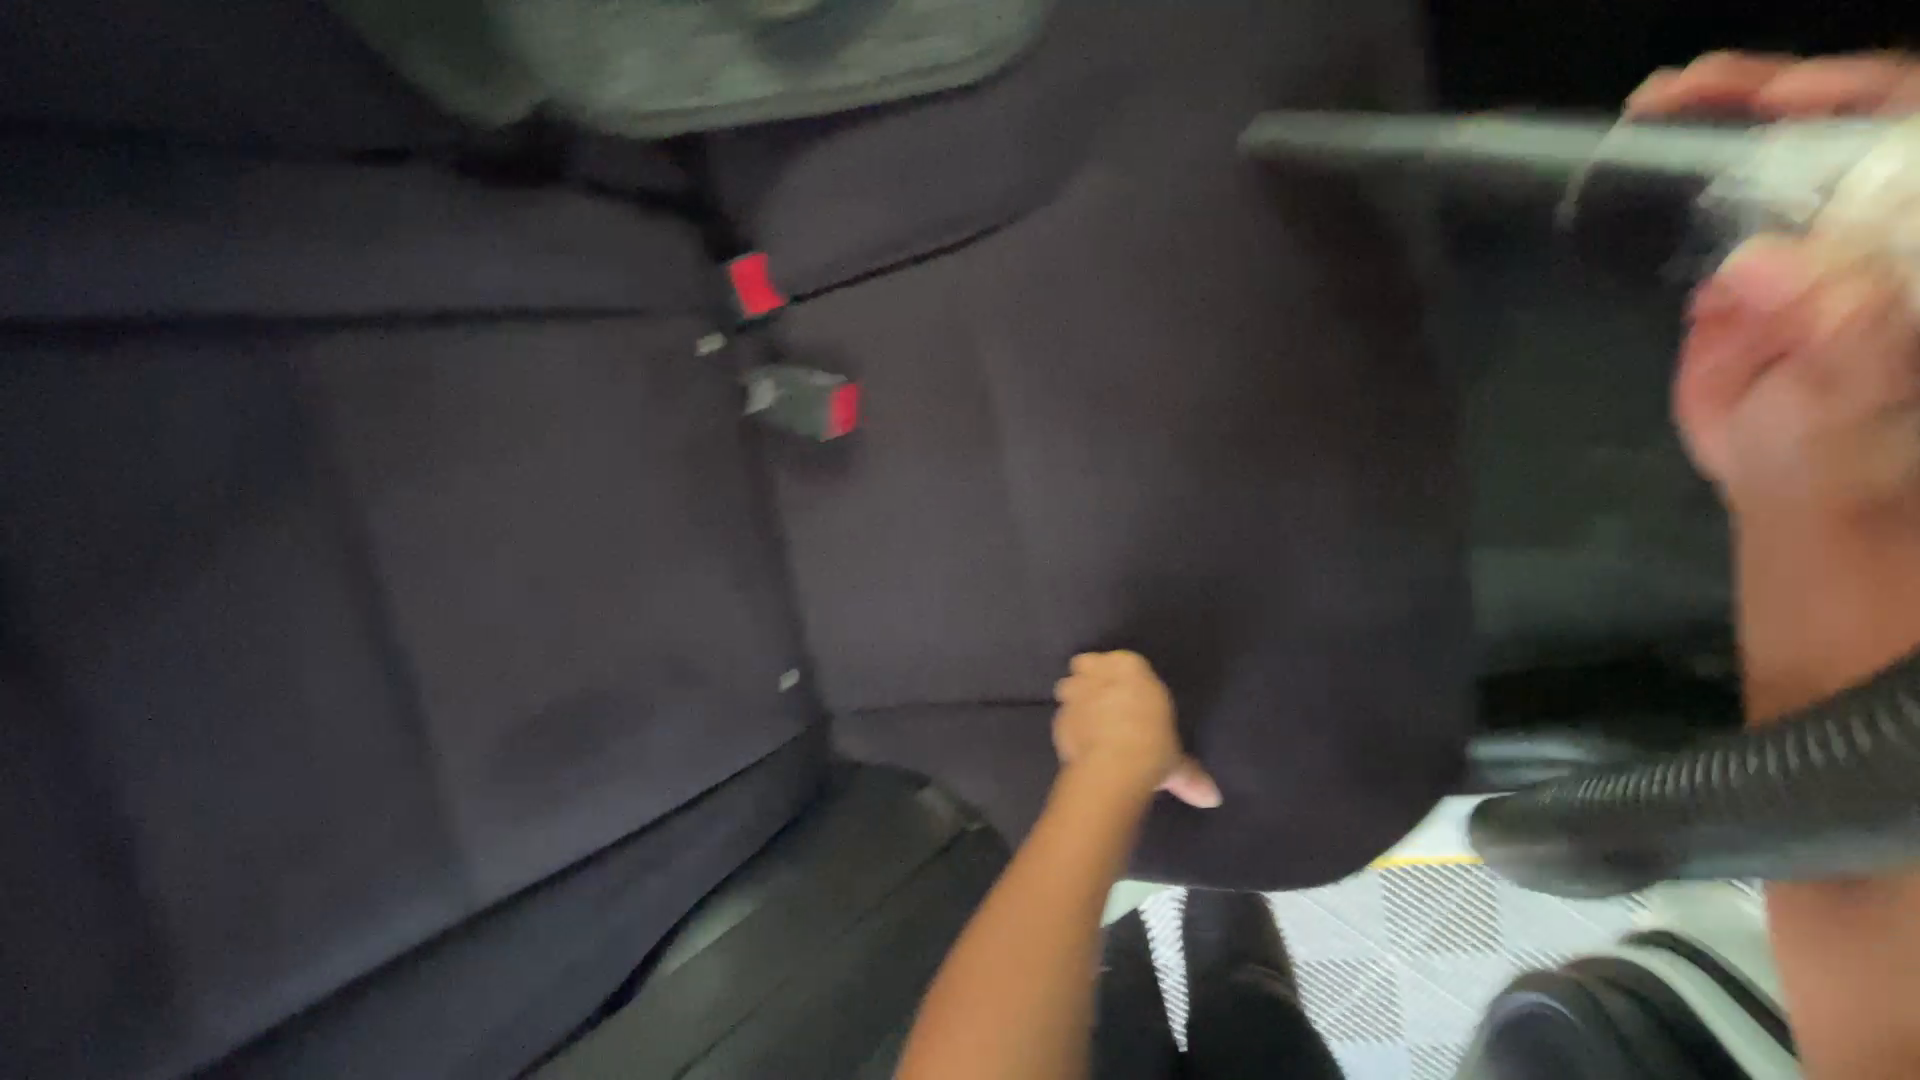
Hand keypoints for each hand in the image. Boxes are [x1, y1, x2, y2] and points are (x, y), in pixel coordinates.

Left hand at [1051, 651, 1221, 807]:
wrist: (1113, 766)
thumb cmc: (1153, 748)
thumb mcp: (1177, 762)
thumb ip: (1190, 774)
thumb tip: (1211, 798)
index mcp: (1131, 667)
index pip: (1121, 660)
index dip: (1118, 674)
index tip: (1126, 691)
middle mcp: (1098, 673)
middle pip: (1085, 665)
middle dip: (1089, 678)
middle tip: (1101, 700)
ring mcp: (1074, 694)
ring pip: (1067, 685)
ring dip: (1074, 698)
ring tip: (1086, 719)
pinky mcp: (1056, 718)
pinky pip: (1061, 717)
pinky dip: (1067, 726)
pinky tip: (1077, 742)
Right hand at [1627, 53, 1919, 523]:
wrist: (1791, 481)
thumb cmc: (1851, 444)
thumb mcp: (1858, 394)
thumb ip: (1837, 330)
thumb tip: (1756, 265)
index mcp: (1909, 237)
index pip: (1906, 136)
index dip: (1856, 98)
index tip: (1783, 95)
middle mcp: (1868, 222)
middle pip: (1833, 130)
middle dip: (1768, 95)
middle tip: (1686, 88)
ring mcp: (1800, 245)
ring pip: (1763, 163)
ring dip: (1713, 126)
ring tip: (1656, 105)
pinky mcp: (1736, 275)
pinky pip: (1704, 216)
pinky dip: (1667, 183)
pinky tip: (1633, 159)